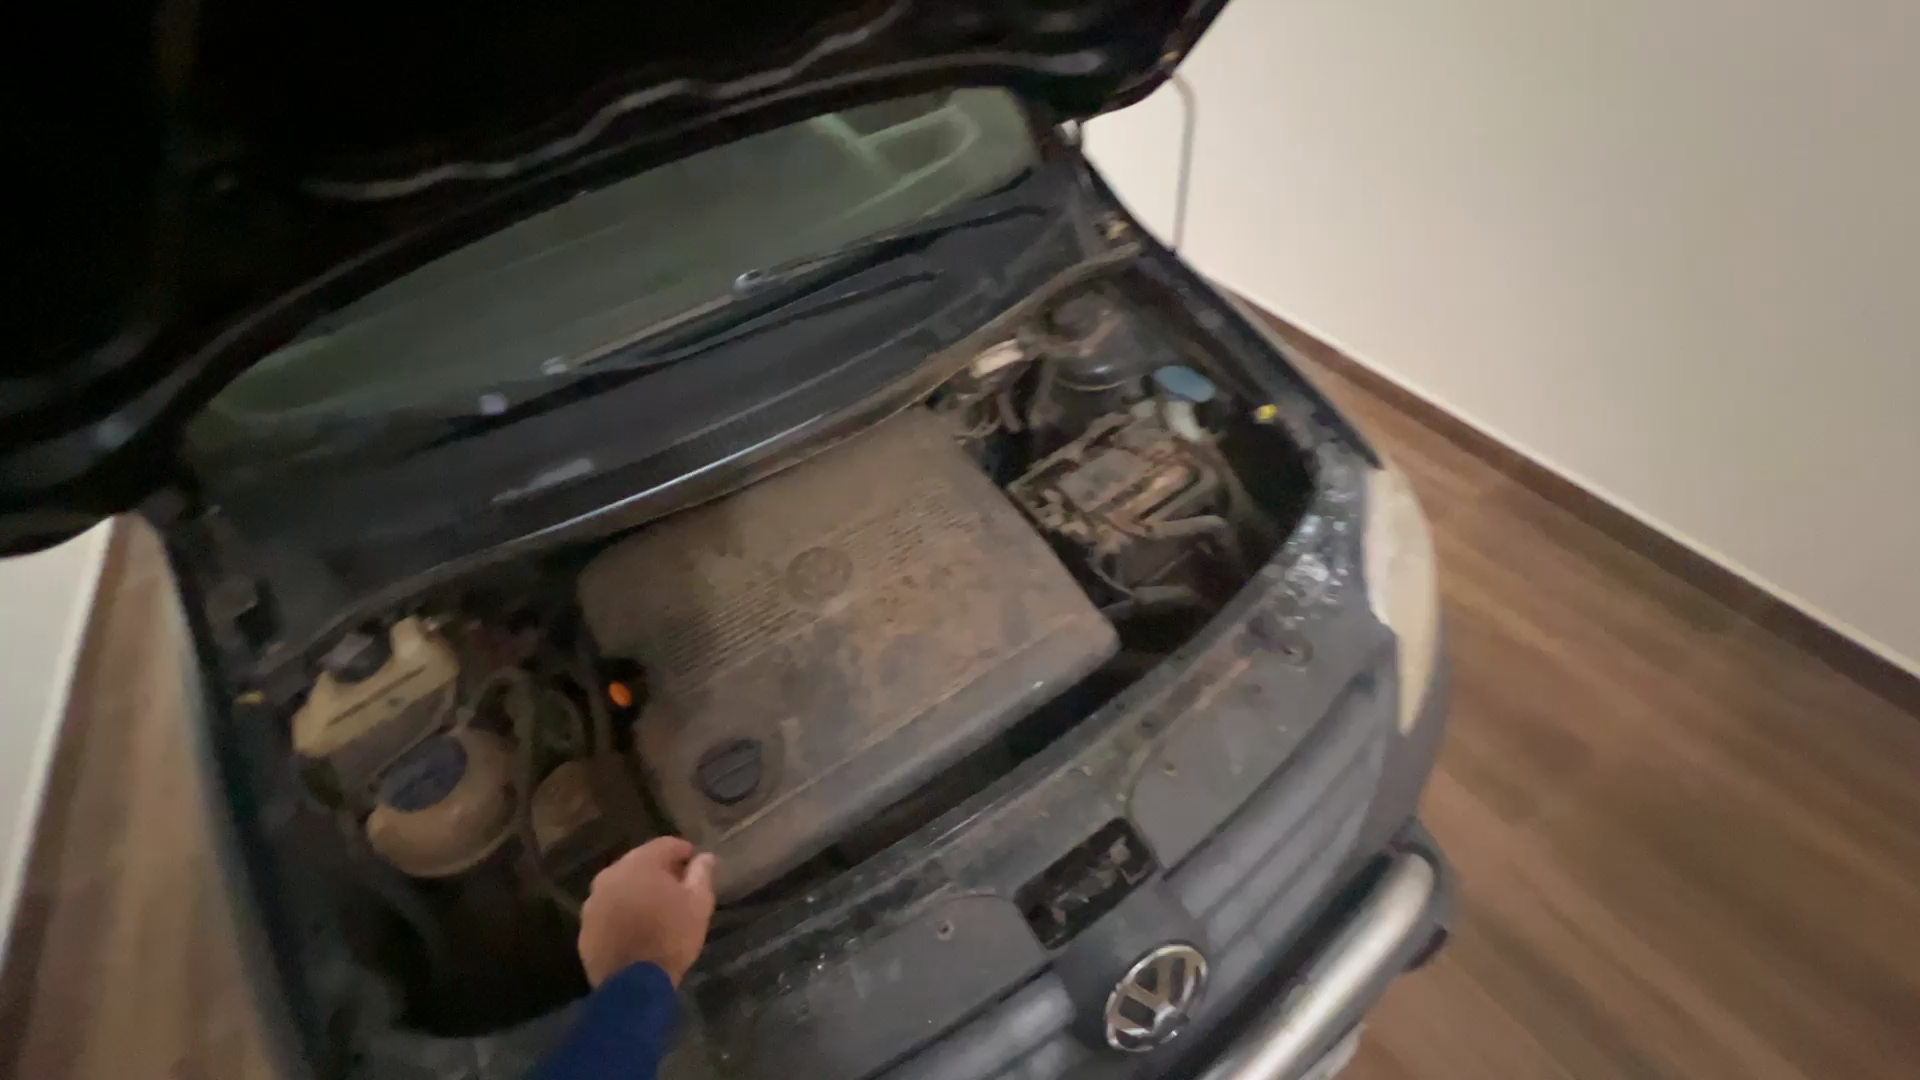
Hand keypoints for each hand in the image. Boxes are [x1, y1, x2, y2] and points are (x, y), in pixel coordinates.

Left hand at [577, 837, 715, 986]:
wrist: (633, 987)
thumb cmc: (671, 937)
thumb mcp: (699, 903)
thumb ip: (701, 873)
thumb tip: (704, 857)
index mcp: (639, 864)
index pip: (665, 844)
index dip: (683, 851)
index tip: (696, 862)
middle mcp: (611, 876)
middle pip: (639, 862)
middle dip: (659, 869)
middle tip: (678, 884)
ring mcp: (593, 904)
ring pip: (621, 886)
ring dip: (638, 890)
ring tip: (656, 906)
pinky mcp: (584, 929)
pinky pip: (608, 910)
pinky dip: (622, 911)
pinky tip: (636, 926)